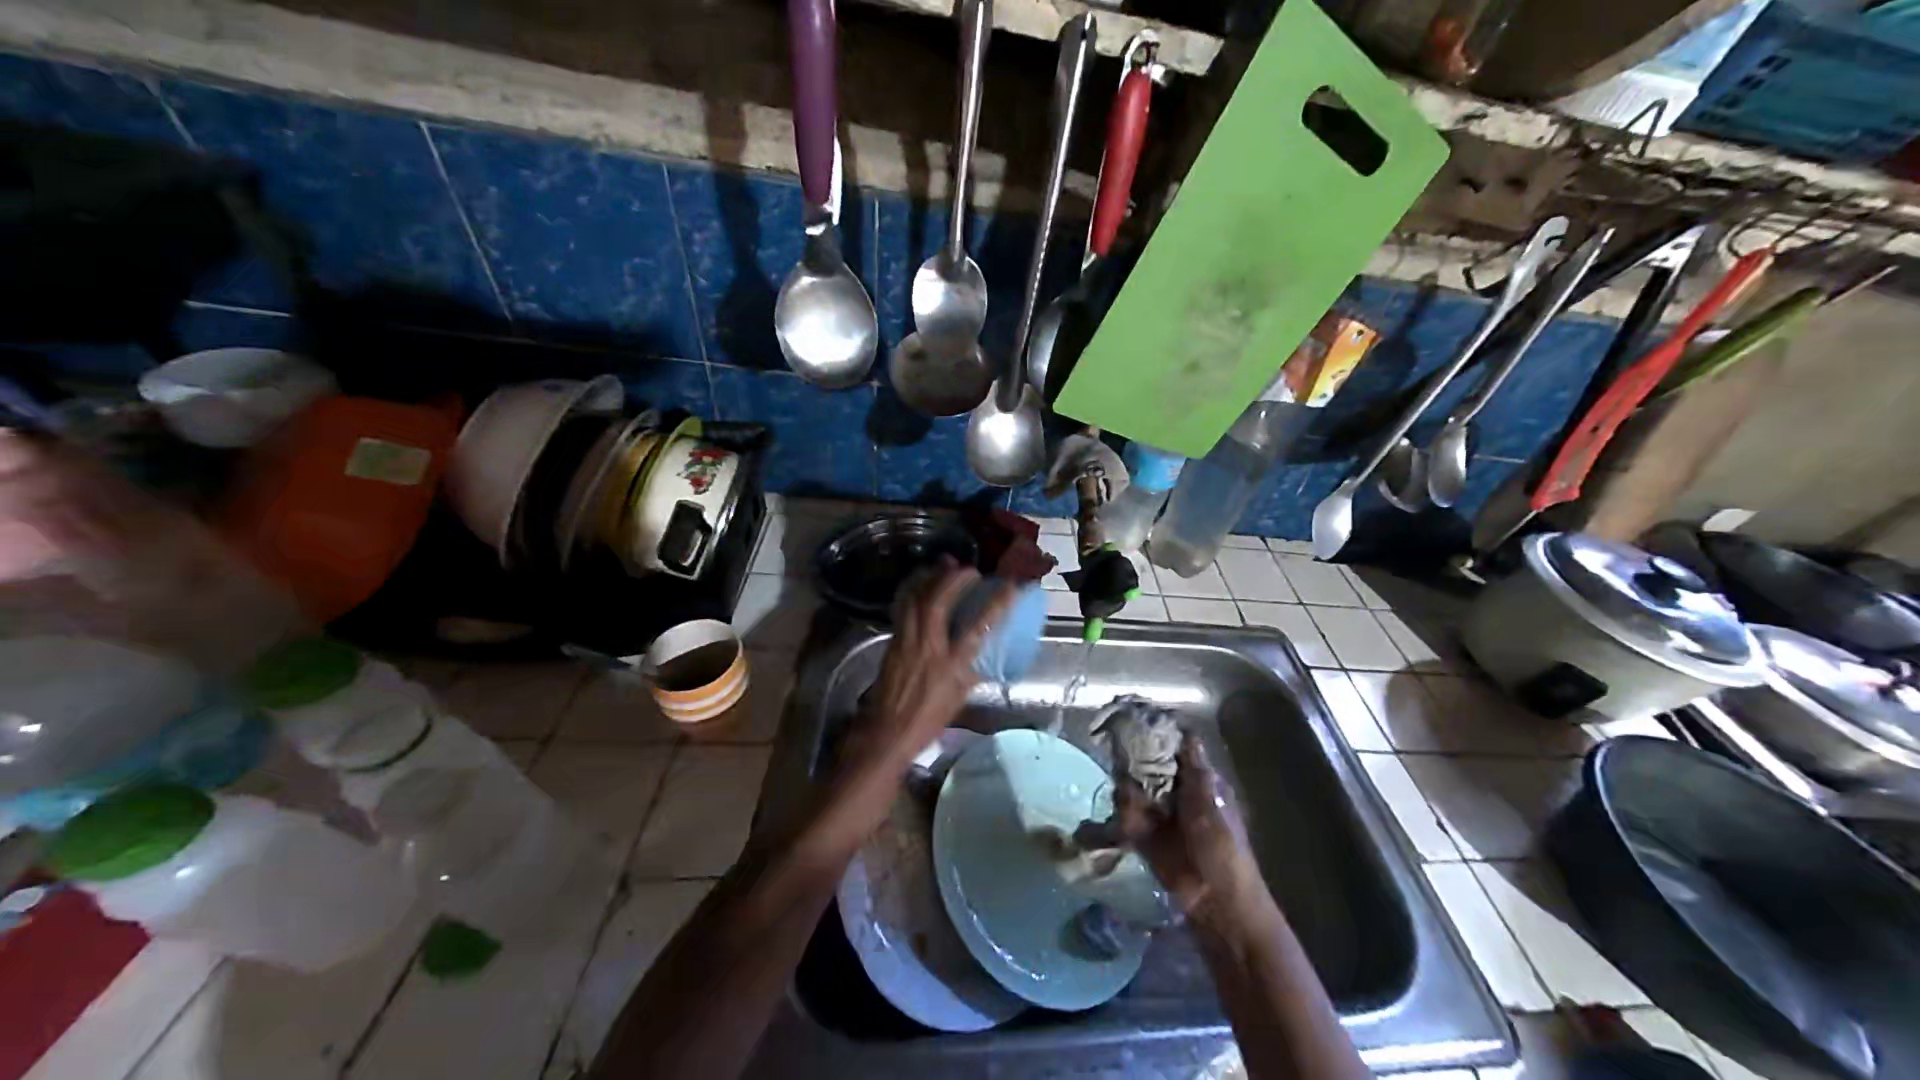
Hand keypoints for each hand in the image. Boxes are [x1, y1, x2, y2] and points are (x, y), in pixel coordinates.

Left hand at [844, 561, 1013, 775]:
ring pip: (914, 600)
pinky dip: (913, 591)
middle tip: (970, 569)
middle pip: (938, 602)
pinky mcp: (892, 642)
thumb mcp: (959, 697)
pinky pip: (902, 608)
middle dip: (954, 579)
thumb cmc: (927, 721)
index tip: (1010, 586)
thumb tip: (981, 652)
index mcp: (950, 665)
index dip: (996, 604)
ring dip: (930, 578)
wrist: (887, 733)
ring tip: (944, 565)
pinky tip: (920, 584)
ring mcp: (906, 642)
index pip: (977, 627)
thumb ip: (970, 670)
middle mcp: (927, 648)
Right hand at [1117, 738, 1269, 926]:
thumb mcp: (1209, 796)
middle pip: (1146, 767)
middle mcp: (1175, 792)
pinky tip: (1128, 819)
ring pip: (1132, 790)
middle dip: (1131, 761)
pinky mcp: (1141, 835)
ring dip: (1127, 791)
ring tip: (1127, 794)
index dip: (1153, 735)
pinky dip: (1123, 814)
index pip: (1171, 750)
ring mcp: (1157, 814)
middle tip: (1114, 750)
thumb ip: (1194, 765)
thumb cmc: (1221, 843)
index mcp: (1198, 781)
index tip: (1130, 719)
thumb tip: (1185, 731)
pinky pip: (1125, 816)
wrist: (1215, 898)